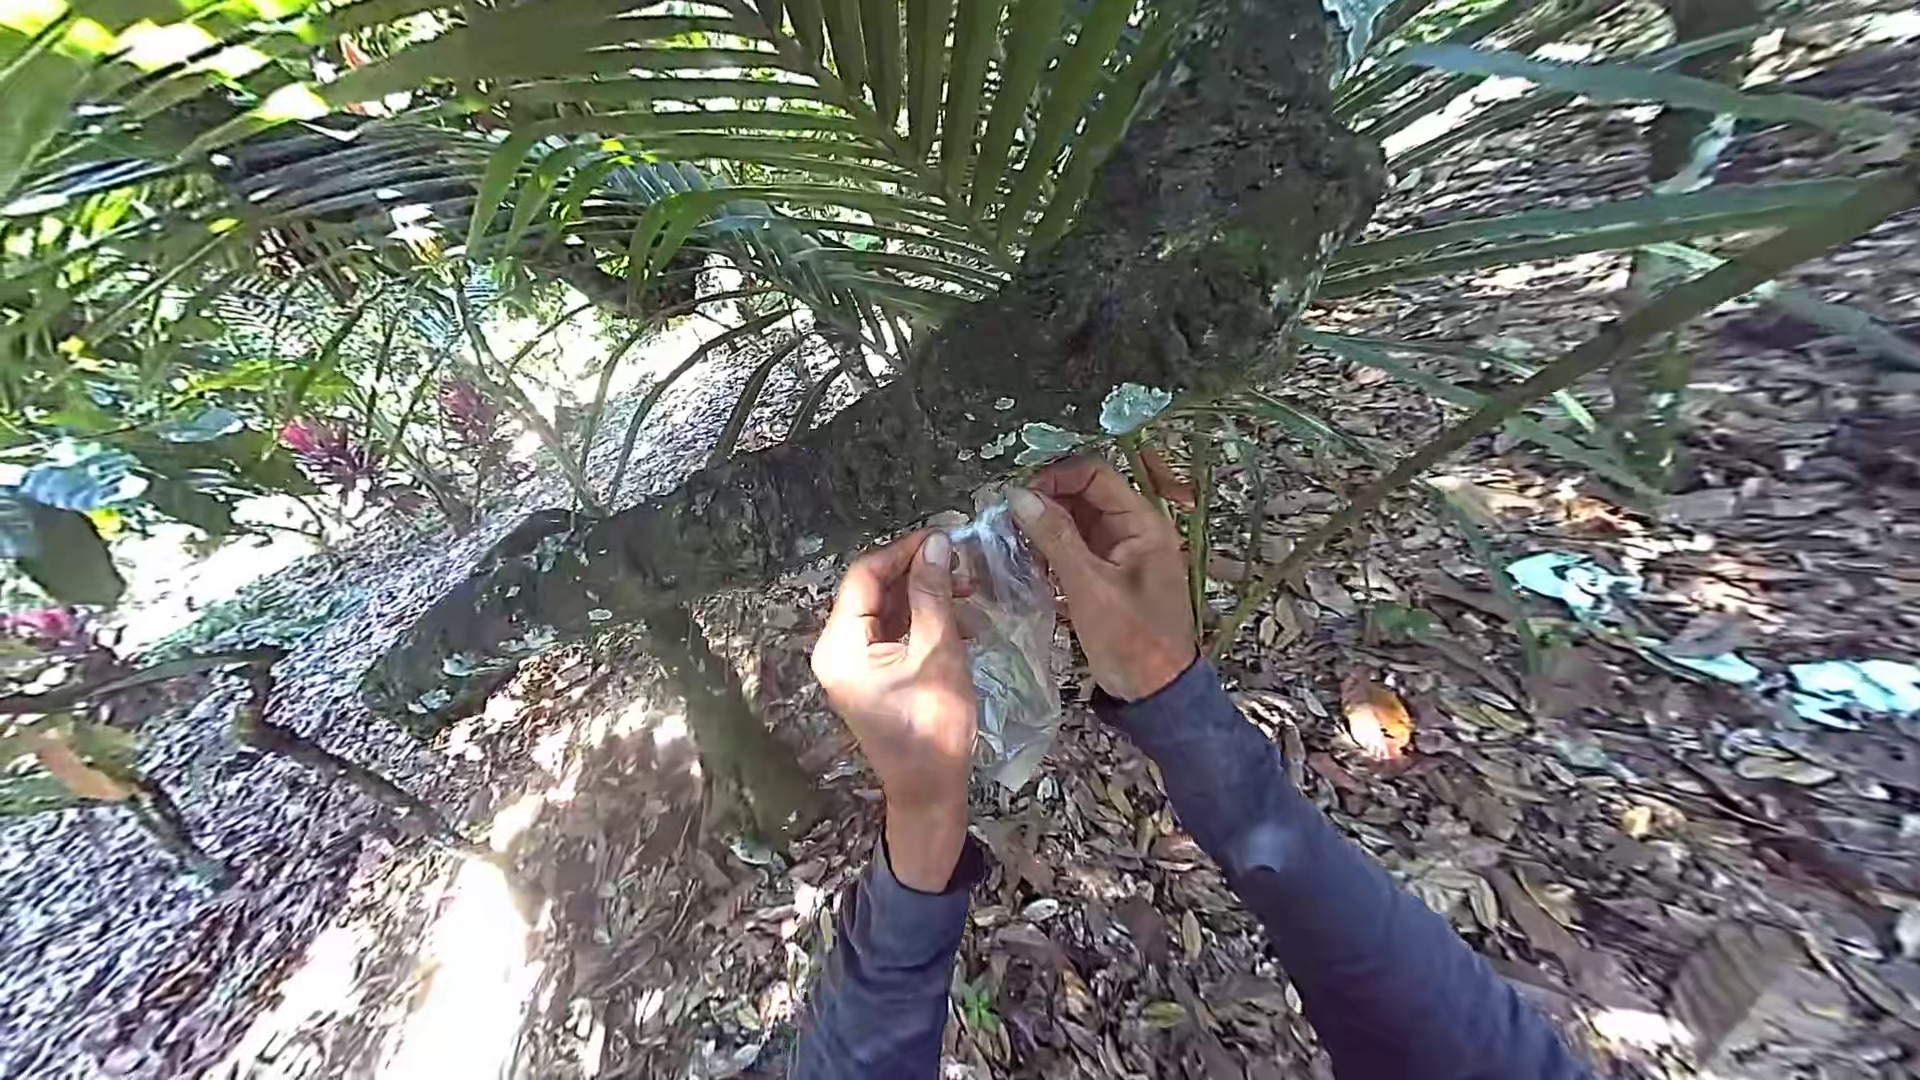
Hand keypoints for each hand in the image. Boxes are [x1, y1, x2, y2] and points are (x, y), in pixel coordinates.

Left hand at [812, 530, 977, 890]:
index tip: (942, 539)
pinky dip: (927, 620)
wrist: (932, 791)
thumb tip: (936, 542)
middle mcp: (838, 648)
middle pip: (875, 590)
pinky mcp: (875, 672)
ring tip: (970, 591)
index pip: (864, 575)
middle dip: (919, 574)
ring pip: (890, 609)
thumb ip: (933, 594)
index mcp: (840, 644)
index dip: (902, 551)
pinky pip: (897, 631)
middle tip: (961, 563)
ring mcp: (856, 661)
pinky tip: (963, 622)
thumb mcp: (937, 651)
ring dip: (928, 596)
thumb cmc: (933, 724)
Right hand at [1009, 458, 1196, 701]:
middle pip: (1082, 496)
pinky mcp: (1105, 573)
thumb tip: (1020, 496)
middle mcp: (1131, 530)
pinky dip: (1050, 552)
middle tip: (1008, 522)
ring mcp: (1118, 552)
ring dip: (1043, 529)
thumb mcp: (1090, 586)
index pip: (1095, 474)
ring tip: (1013, 545)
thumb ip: (1055, 537)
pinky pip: (1073, 548)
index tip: (1020, 497)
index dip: (1056, 477)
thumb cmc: (1130, 638)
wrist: (1153, 691)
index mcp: (1141, 523)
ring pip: (1074, 522)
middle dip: (1044, 504)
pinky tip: (1029, 566)